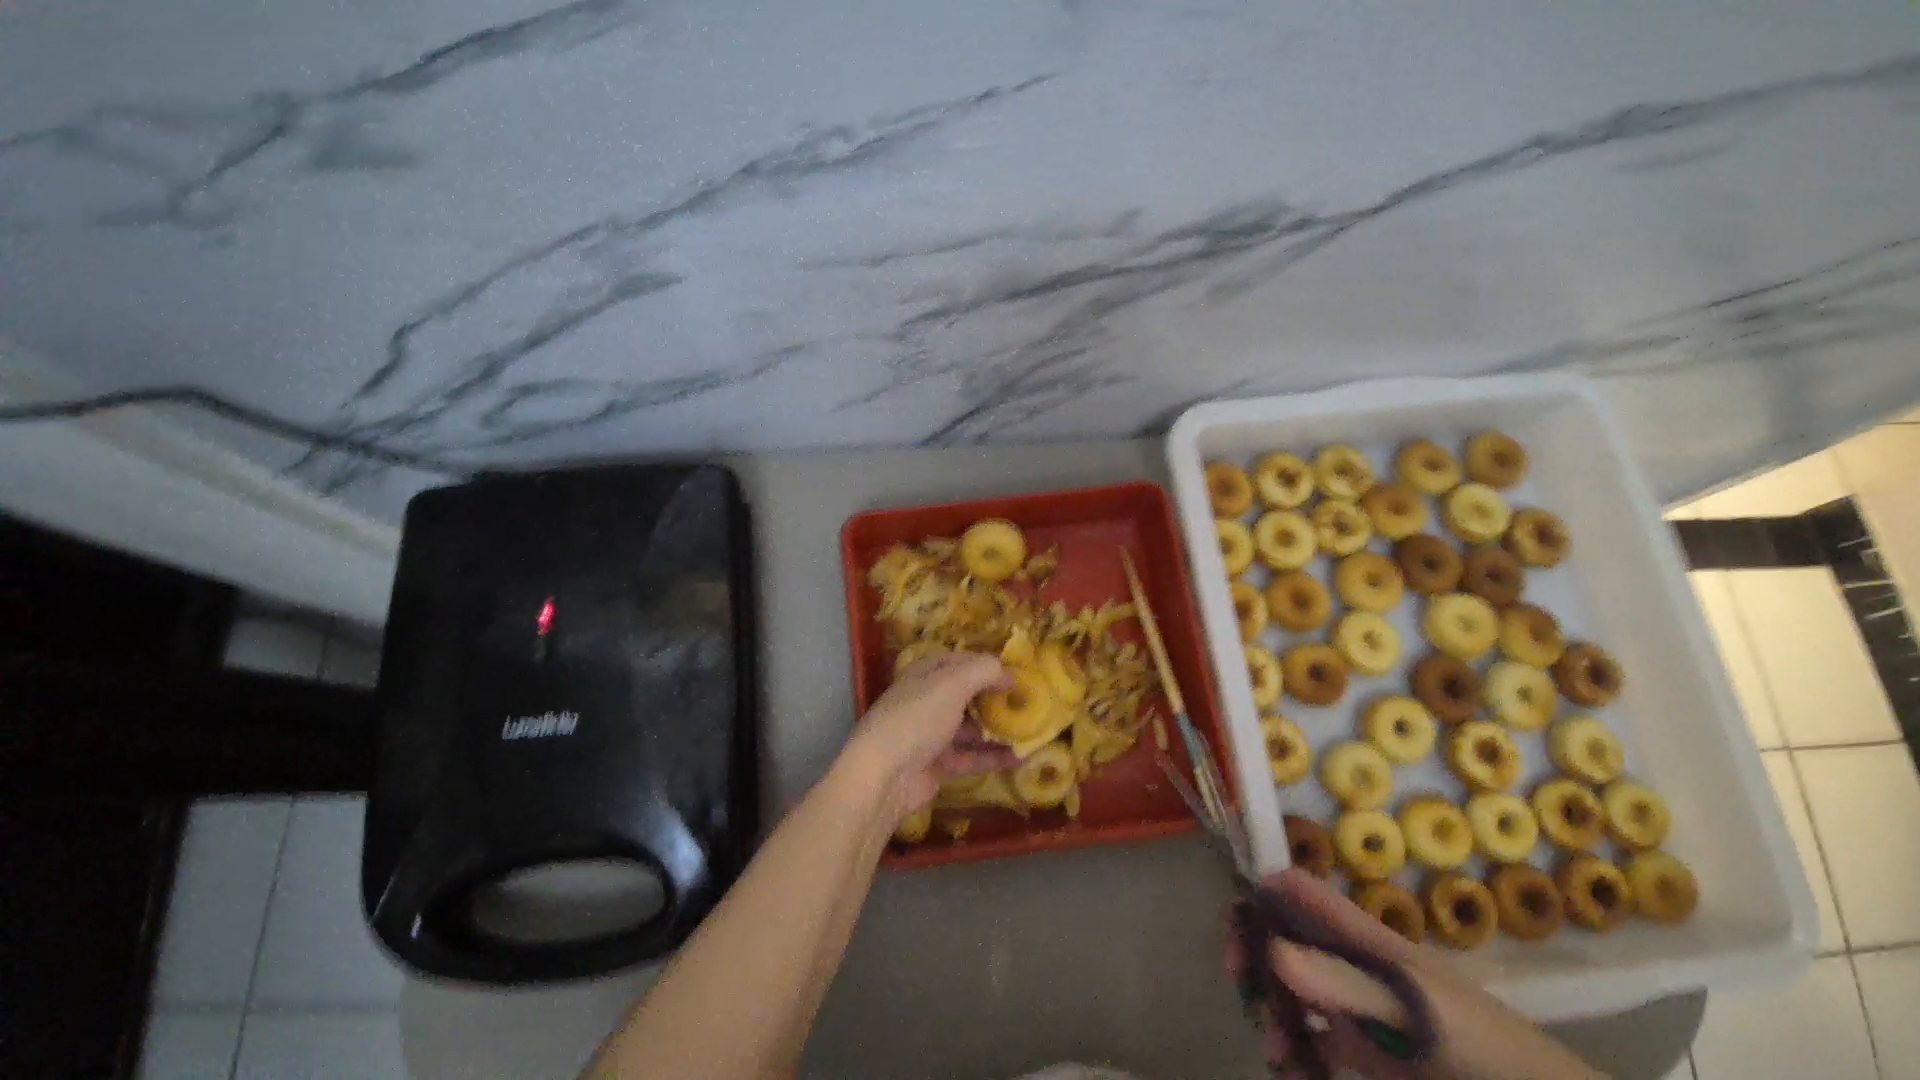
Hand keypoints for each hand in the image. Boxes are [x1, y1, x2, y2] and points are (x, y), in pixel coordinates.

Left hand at [839, 652, 1015, 819]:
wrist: (884, 775)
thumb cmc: (917, 718)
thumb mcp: (952, 684)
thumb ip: (984, 671)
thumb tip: (1010, 674)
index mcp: (925, 675)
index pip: (960, 662)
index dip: (988, 666)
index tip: (1019, 675)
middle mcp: (927, 701)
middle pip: (967, 696)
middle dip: (996, 700)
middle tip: (1029, 704)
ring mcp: (931, 734)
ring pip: (971, 728)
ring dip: (998, 730)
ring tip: (1031, 733)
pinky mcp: (938, 764)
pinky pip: (971, 756)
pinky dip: (993, 757)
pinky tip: (1019, 759)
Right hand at [1228, 870, 1604, 1079]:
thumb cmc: (1478, 1043)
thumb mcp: (1412, 1009)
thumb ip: (1344, 981)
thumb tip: (1271, 949)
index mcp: (1360, 937)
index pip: (1294, 893)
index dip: (1257, 898)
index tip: (1236, 928)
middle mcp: (1347, 963)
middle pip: (1278, 940)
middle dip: (1253, 962)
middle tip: (1244, 990)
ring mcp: (1351, 1009)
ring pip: (1285, 995)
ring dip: (1271, 1018)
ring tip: (1280, 1056)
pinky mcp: (1356, 1054)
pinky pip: (1305, 1045)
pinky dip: (1291, 1058)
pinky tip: (1295, 1075)